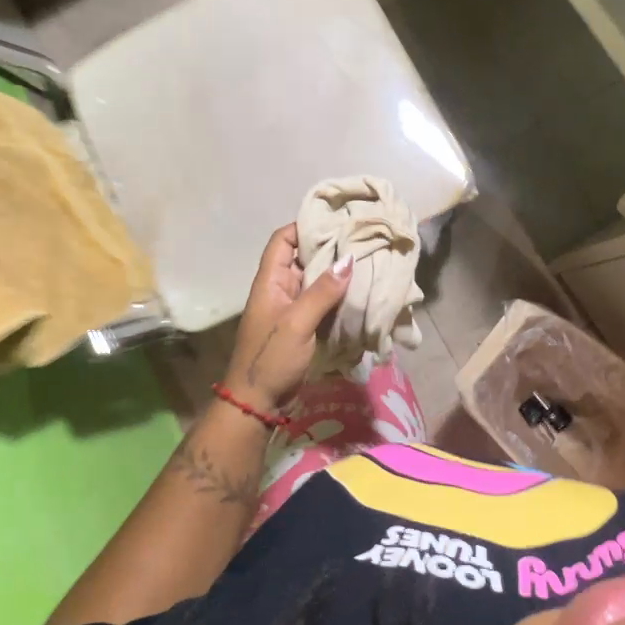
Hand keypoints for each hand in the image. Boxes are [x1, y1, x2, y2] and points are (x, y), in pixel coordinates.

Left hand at [223, 224, 350, 408]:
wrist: (257, 403)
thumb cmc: (271, 358)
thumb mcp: (297, 323)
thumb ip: (322, 291)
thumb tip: (349, 259)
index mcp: (270, 281)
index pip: (283, 240)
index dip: (304, 226)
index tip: (334, 220)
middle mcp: (279, 289)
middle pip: (302, 258)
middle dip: (328, 249)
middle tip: (360, 238)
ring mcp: (291, 309)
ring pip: (315, 281)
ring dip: (336, 274)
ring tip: (366, 260)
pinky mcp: (302, 326)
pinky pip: (321, 302)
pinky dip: (337, 296)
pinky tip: (360, 291)